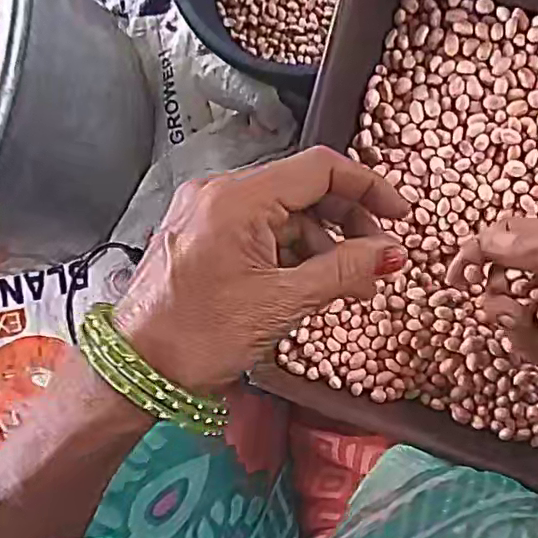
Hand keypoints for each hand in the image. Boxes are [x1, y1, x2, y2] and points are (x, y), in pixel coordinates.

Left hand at [113, 147, 411, 394]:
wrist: (138, 368)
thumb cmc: (201, 337)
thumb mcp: (283, 303)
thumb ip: (344, 271)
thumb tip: (392, 254)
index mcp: (237, 198)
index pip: (320, 169)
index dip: (369, 187)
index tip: (399, 216)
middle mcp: (219, 192)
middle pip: (302, 191)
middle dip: (347, 225)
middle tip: (377, 263)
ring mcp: (207, 212)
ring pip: (283, 215)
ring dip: (321, 246)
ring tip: (349, 286)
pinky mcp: (202, 234)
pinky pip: (260, 232)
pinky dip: (291, 255)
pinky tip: (311, 284)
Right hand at [446, 217, 537, 396]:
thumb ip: (535, 250)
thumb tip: (488, 239)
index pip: (505, 235)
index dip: (477, 252)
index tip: (460, 280)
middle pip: (500, 278)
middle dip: (504, 304)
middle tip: (520, 317)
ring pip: (511, 315)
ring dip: (528, 333)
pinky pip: (527, 340)